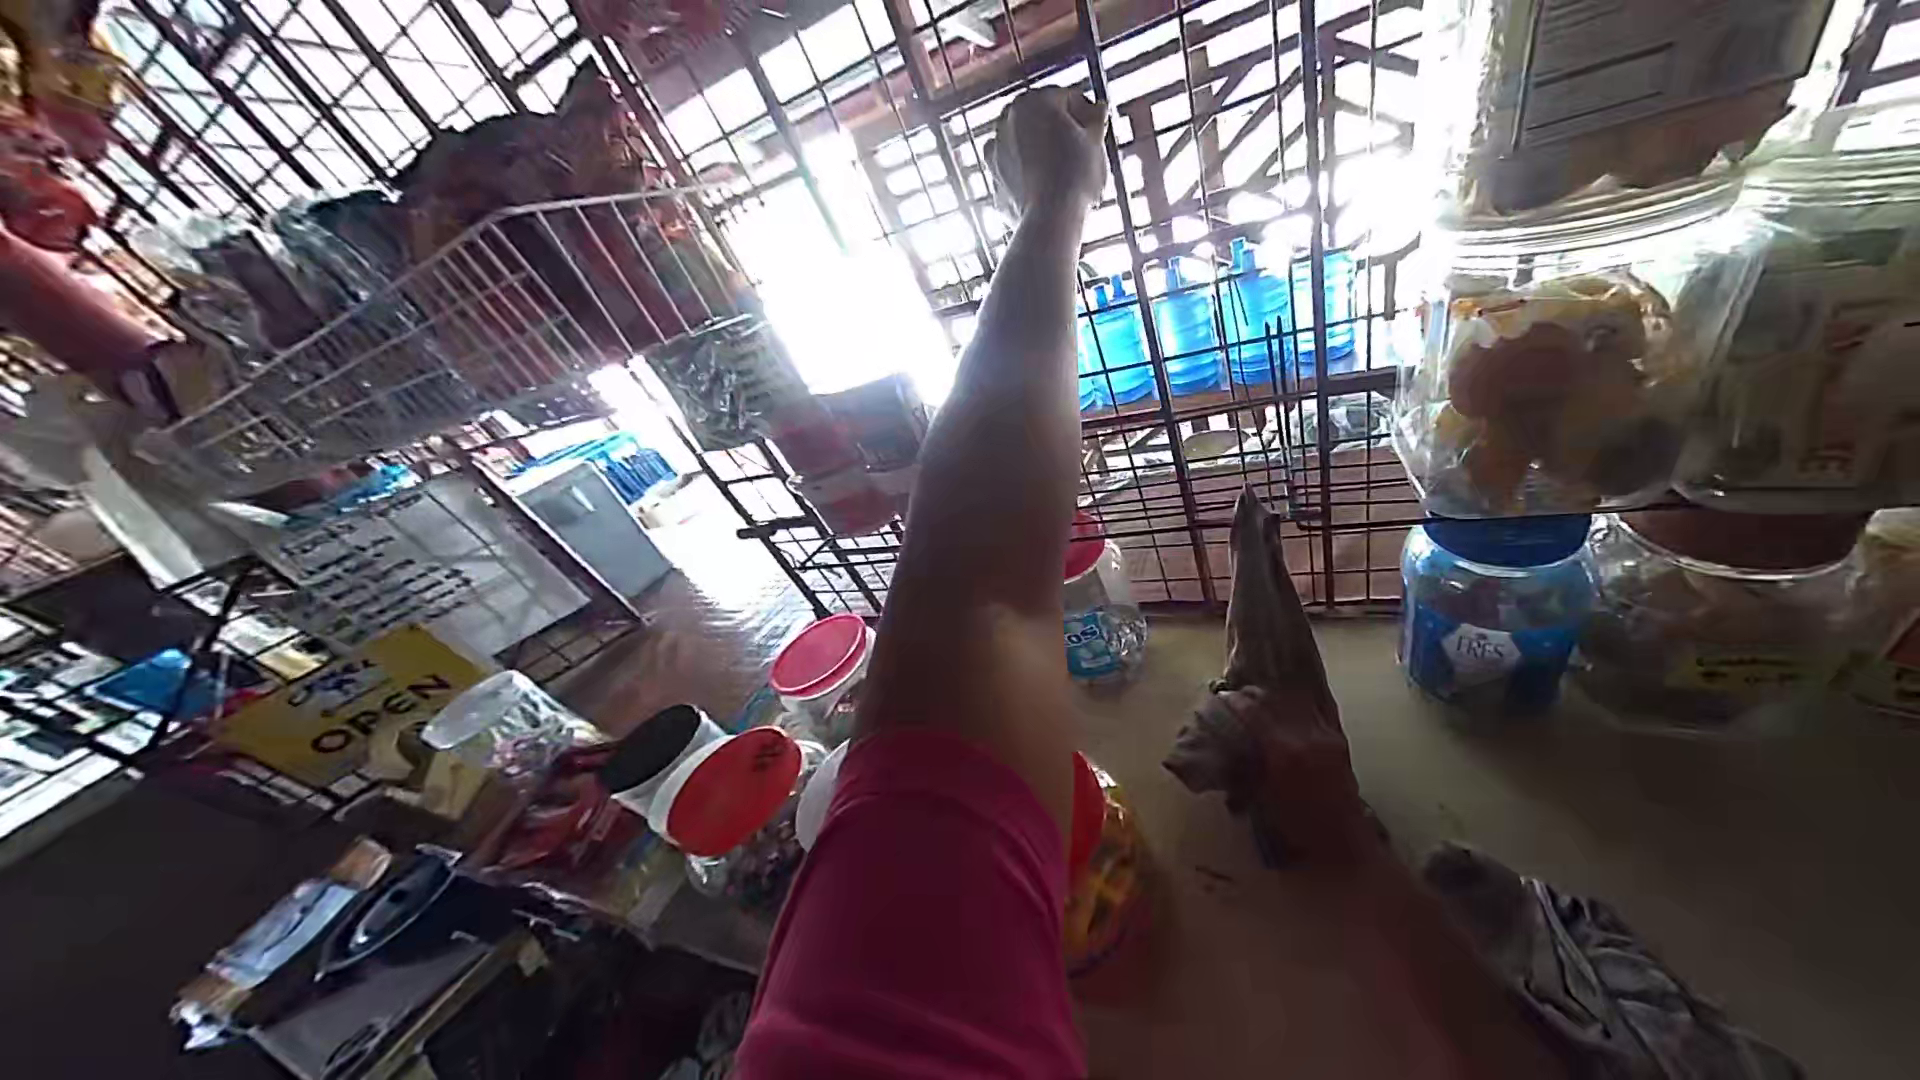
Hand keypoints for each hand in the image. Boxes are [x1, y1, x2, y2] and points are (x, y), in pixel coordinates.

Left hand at [985, 87, 1108, 215]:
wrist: (1051, 219)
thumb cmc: (1074, 175)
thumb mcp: (1095, 141)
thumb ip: (1095, 119)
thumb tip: (1097, 110)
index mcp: (1030, 102)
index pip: (1063, 98)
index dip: (1084, 114)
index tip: (1094, 127)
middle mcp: (1005, 124)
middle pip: (1038, 123)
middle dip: (1057, 134)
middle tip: (1080, 151)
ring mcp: (994, 157)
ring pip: (1023, 149)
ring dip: (1039, 156)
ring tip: (1062, 174)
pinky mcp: (995, 187)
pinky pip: (1015, 177)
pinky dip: (1027, 181)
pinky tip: (1046, 191)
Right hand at [1216, 685, 1375, 865]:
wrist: (1342, 843)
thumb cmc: (1296, 825)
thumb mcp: (1261, 795)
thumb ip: (1244, 765)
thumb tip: (1228, 746)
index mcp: (1283, 750)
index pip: (1254, 712)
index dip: (1235, 701)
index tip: (1222, 696)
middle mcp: (1306, 736)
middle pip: (1276, 701)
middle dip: (1255, 694)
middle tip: (1239, 693)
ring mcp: (1326, 737)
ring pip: (1298, 702)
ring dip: (1279, 696)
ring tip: (1264, 695)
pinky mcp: (1339, 742)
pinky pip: (1320, 712)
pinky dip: (1305, 703)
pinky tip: (1295, 701)